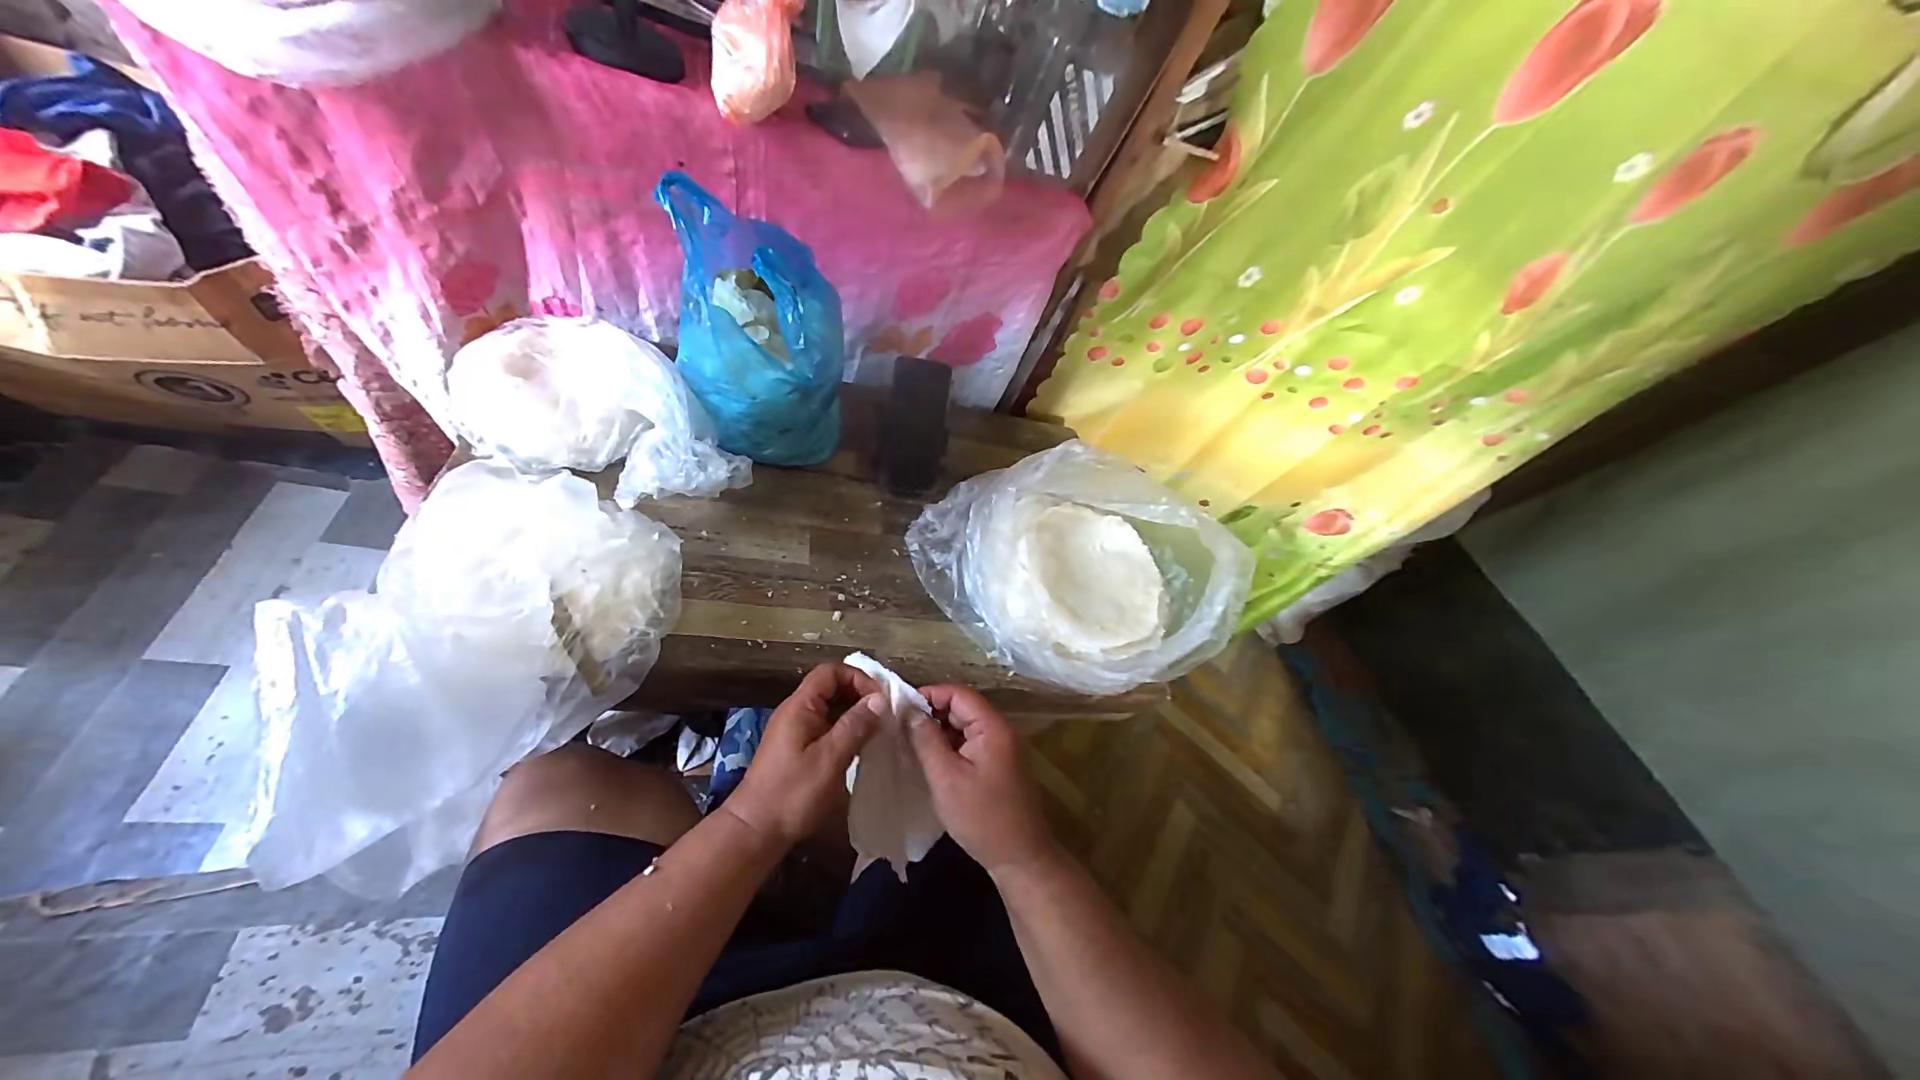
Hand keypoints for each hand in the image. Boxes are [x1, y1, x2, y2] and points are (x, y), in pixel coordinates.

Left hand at [725, 663, 883, 847]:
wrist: (755, 830)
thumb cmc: (792, 793)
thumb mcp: (830, 759)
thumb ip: (855, 726)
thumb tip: (879, 700)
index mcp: (800, 707)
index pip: (830, 672)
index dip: (858, 678)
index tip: (880, 700)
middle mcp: (795, 712)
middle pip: (830, 686)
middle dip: (859, 694)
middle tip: (883, 715)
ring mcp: (794, 730)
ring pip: (829, 708)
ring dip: (854, 713)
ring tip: (877, 730)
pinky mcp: (796, 748)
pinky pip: (825, 726)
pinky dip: (844, 729)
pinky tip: (859, 746)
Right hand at [906, 684, 1063, 876]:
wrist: (1020, 857)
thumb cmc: (981, 817)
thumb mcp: (945, 777)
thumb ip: (926, 739)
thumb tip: (909, 709)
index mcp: (993, 727)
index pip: (958, 693)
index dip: (929, 695)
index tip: (901, 709)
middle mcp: (1002, 730)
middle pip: (964, 707)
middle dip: (932, 713)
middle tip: (901, 728)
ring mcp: (1004, 747)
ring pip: (966, 725)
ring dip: (941, 730)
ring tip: (911, 743)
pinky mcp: (1001, 763)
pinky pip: (972, 742)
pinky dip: (952, 745)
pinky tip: (932, 759)